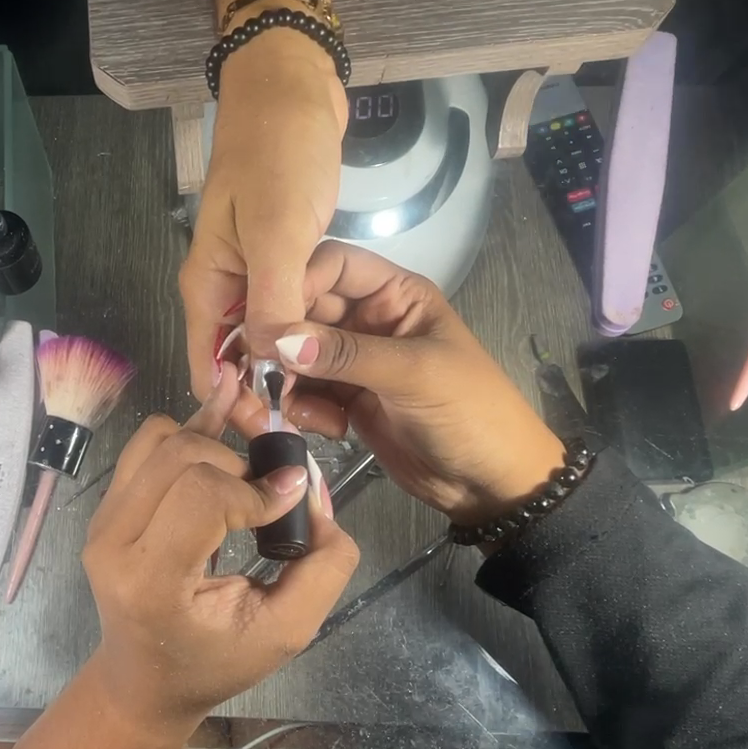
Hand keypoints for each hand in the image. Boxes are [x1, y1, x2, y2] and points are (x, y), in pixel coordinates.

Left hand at [81, 367, 359, 729]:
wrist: (145, 679)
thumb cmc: (215, 661)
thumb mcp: (287, 631)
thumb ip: (324, 566)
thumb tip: (312, 491)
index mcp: (152, 583)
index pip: (203, 496)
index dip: (256, 488)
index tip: (291, 499)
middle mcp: (114, 543)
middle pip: (180, 455)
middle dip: (237, 461)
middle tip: (267, 489)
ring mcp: (102, 521)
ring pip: (160, 437)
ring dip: (211, 441)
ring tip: (245, 467)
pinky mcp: (104, 507)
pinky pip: (146, 445)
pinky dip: (187, 435)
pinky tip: (219, 441)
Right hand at [182, 29, 346, 393]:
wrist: (292, 90)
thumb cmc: (278, 157)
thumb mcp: (277, 231)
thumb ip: (271, 300)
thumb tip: (270, 363)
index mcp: (208, 289)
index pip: (207, 366)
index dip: (234, 403)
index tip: (268, 430)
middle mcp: (225, 293)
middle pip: (236, 363)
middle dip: (267, 394)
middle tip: (307, 425)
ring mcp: (255, 281)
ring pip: (268, 344)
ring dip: (292, 371)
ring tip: (327, 402)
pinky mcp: (283, 270)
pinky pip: (290, 320)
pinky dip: (306, 341)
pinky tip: (333, 359)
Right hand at [273, 242, 566, 526]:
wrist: (488, 482)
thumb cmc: (470, 412)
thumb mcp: (413, 374)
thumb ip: (346, 354)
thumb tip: (279, 339)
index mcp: (395, 294)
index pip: (332, 266)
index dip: (296, 281)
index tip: (264, 316)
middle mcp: (368, 320)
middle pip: (304, 309)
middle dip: (280, 337)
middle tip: (259, 368)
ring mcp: (353, 362)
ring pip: (296, 354)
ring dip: (285, 378)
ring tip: (287, 404)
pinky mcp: (344, 400)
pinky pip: (304, 392)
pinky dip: (301, 407)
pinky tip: (325, 427)